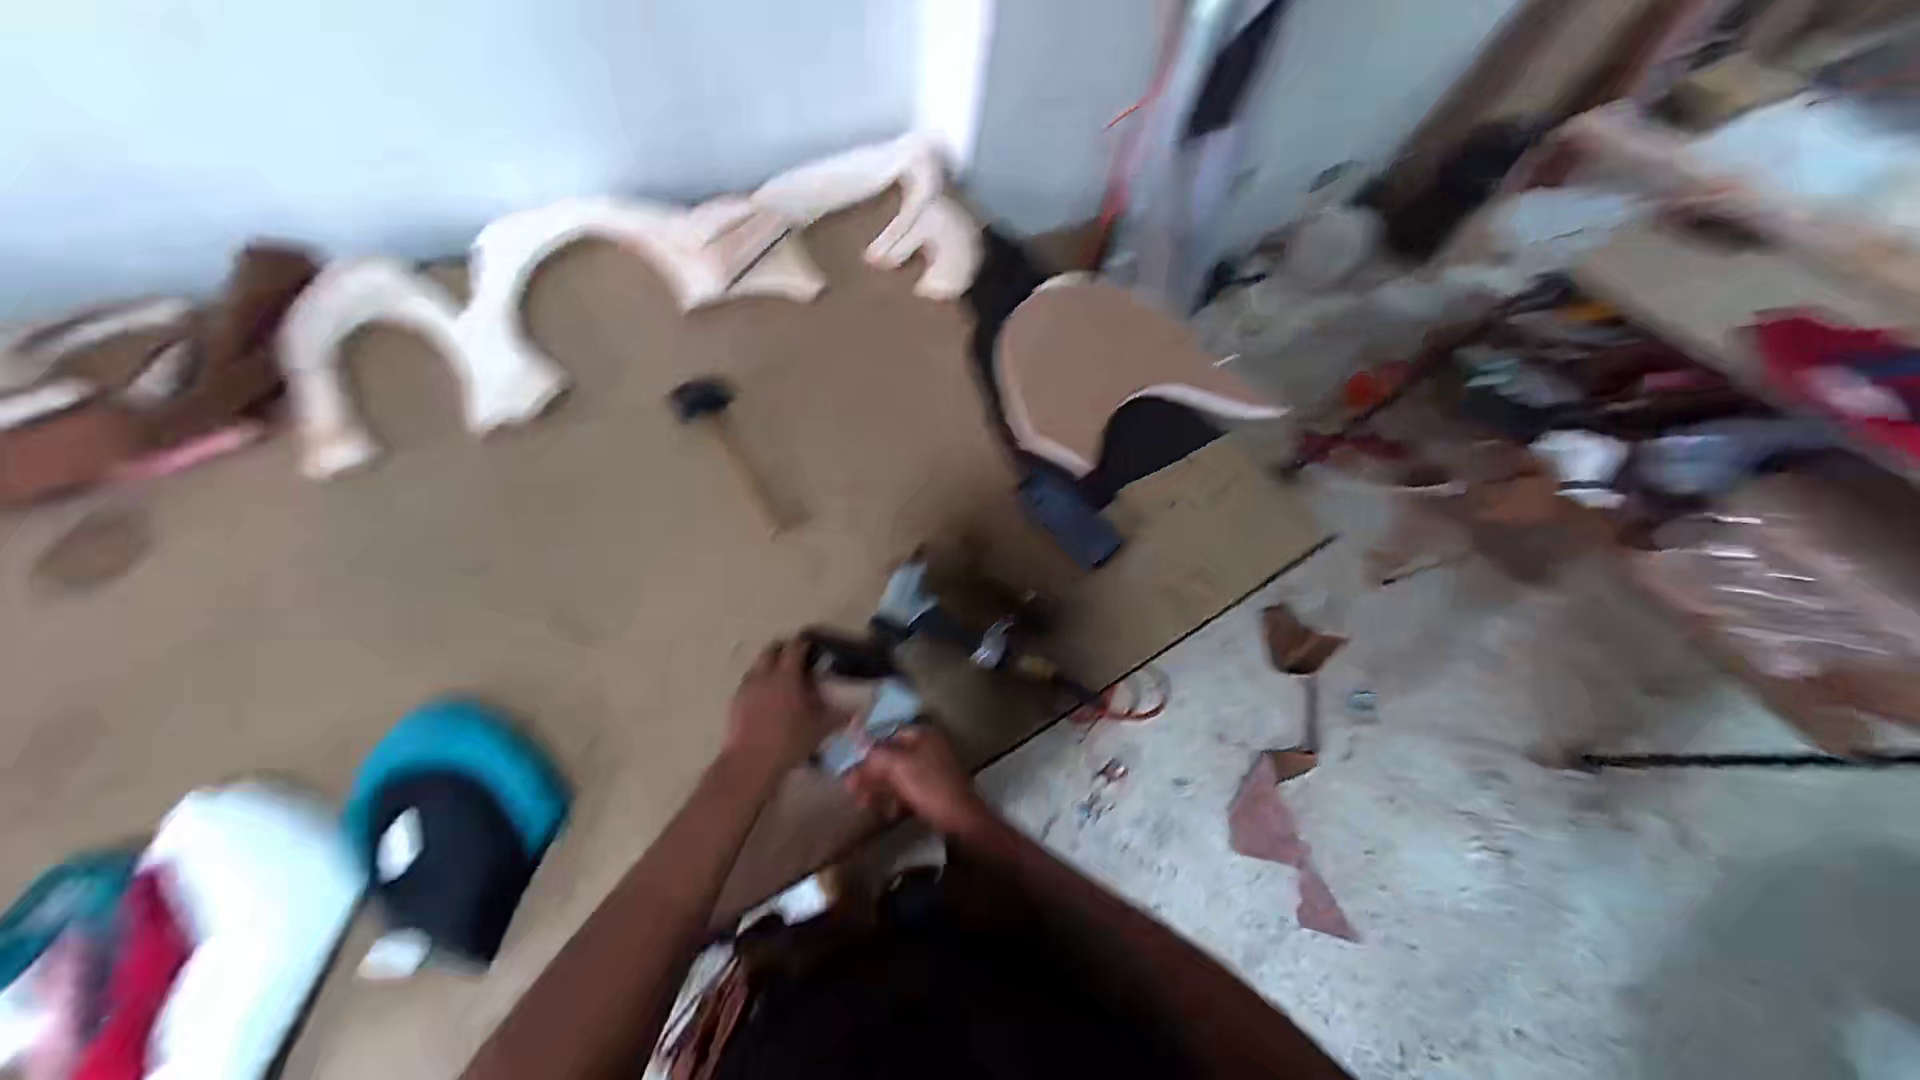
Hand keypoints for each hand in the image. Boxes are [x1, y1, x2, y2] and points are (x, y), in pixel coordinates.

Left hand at [724, 639, 845, 773]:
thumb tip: (858, 710)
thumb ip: (839, 716)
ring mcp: (747, 687)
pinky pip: (748, 682)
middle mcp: (764, 675)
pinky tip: (766, 698)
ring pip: (757, 664)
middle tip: (797, 660)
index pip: (795, 647)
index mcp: (786, 676)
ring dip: (769, 665)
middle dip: (784, 649)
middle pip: (772, 649)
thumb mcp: (820, 729)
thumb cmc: (789, 741)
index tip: (813, 647)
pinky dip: (758, 682)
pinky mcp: (735, 701)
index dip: (804, 643)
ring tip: (781, 679)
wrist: (751, 763)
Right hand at [844, 726, 994, 836]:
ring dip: (879, 789)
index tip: (851, 764)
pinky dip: (895, 799)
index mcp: (923, 736)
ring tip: (861, 803)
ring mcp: (933, 771)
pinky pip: (909, 791)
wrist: (962, 821)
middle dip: (871, 773)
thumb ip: (877, 752)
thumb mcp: (899, 766)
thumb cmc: (930, 787)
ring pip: (899, 776)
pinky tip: (886, 812)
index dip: (868, 750)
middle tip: (850, 788)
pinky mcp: (935, 792)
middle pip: (892, 757)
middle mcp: (929, 748)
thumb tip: (858, 739)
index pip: (889, 735)